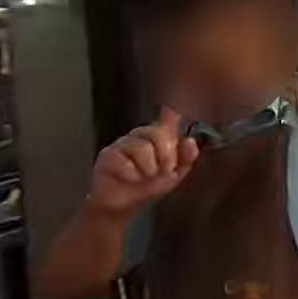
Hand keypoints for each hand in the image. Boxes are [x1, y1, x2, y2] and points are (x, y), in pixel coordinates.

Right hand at [85, 107, 200, 217]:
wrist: (124, 204)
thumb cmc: (149, 185)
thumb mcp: (175, 173)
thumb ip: (187, 157)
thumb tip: (190, 141)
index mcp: (160, 136)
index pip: (168, 116)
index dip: (174, 105)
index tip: (180, 93)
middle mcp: (141, 134)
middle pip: (159, 134)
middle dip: (166, 157)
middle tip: (163, 170)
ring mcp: (123, 143)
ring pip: (142, 149)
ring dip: (149, 169)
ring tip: (145, 176)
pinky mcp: (107, 155)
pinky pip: (125, 162)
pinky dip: (132, 176)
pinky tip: (129, 179)